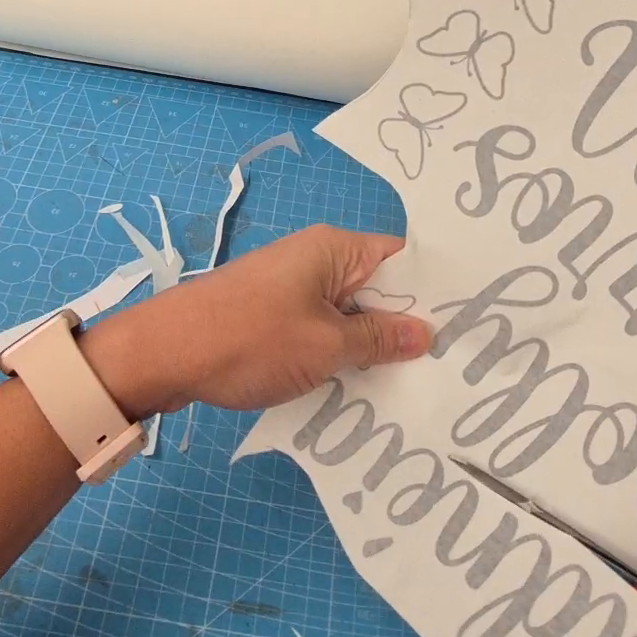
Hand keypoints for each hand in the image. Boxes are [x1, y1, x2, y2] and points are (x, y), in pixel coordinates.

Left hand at [82, 225, 431, 416]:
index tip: (470, 324)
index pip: (401, 258)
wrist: (166, 353)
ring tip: (414, 382)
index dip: (433, 289)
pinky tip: (361, 387)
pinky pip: (321, 328)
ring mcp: (292, 287)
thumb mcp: (326, 343)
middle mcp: (316, 259)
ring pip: (349, 313)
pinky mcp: (274, 314)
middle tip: (451, 365)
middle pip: (377, 288)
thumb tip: (426, 332)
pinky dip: (340, 352)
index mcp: (335, 249)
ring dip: (371, 344)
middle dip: (406, 324)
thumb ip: (379, 338)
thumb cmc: (252, 339)